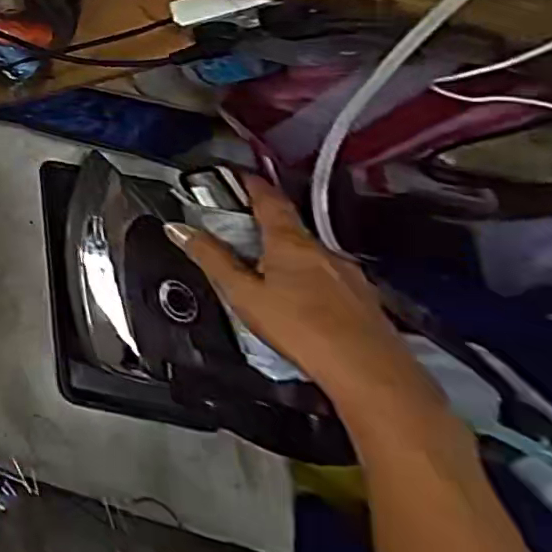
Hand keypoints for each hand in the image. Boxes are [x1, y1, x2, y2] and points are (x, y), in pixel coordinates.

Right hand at [166, 174, 434, 412]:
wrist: (372, 375)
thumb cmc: (303, 330)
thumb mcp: (243, 294)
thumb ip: (211, 259)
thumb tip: (179, 229)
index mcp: (291, 242)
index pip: (269, 199)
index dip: (252, 184)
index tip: (239, 175)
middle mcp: (324, 250)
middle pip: (290, 227)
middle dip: (266, 224)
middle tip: (243, 229)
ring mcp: (349, 275)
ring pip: (311, 254)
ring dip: (289, 254)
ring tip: (268, 271)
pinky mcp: (364, 301)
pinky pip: (330, 278)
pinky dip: (311, 279)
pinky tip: (302, 302)